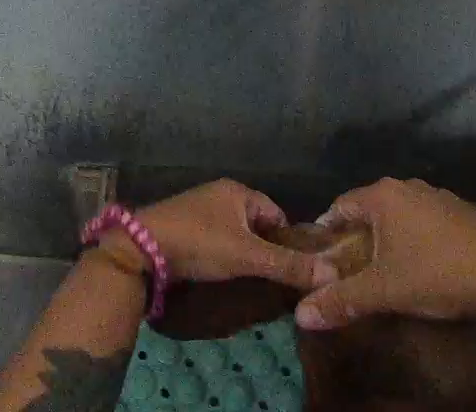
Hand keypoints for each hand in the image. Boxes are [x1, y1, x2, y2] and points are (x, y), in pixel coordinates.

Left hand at [96, 180, 333, 289]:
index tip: (299, 269)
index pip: (277, 213)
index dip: (289, 240)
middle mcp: (220, 194)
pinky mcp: (186, 227)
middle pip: (257, 225)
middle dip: (268, 250)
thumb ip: (288, 265)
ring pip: (237, 234)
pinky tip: (229, 276)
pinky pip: (218, 241)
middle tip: (280, 282)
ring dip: (247, 256)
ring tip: (257, 283)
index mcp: (237, 191)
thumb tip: (334, 272)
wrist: (141, 248)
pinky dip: (227, 256)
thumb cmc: (199, 243)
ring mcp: (200, 210)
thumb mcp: (247, 256)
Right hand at [293, 177, 475, 330]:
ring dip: (393, 236)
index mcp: (382, 196)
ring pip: (402, 213)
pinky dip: (421, 238)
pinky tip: (430, 265)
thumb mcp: (384, 292)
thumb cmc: (437, 275)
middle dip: (361, 235)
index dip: (329, 231)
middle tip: (356, 267)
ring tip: (393, 268)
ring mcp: (439, 195)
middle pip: (371, 208)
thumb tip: (300, 317)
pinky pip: (429, 220)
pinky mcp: (465, 211)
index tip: (325, 257)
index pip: (340, 206)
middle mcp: (407, 186)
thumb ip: (342, 300)